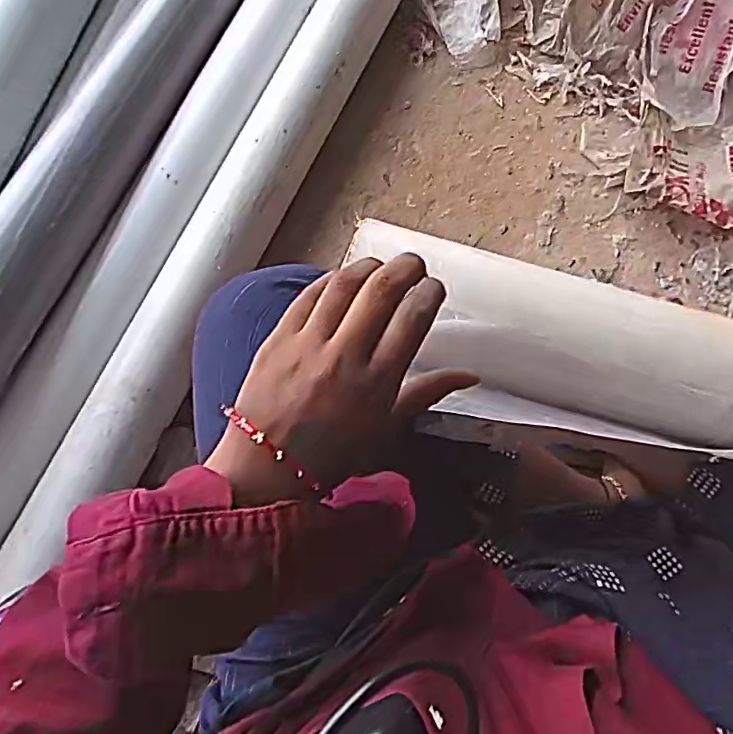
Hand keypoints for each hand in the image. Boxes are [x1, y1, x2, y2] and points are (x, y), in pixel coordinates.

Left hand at [205, 255, 477, 505]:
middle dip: (405, 268)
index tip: (433, 288)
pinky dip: (329, 281)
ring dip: (368, 266)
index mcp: (377, 384)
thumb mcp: (386, 429)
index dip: (429, 293)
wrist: (266, 469)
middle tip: (414, 264)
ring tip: (380, 266)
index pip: (412, 319)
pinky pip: (308, 296)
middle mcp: (344, 358)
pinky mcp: (278, 339)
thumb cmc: (330, 456)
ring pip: (344, 285)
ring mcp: (308, 346)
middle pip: (381, 291)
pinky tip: (341, 280)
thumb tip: (466, 376)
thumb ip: (426, 394)